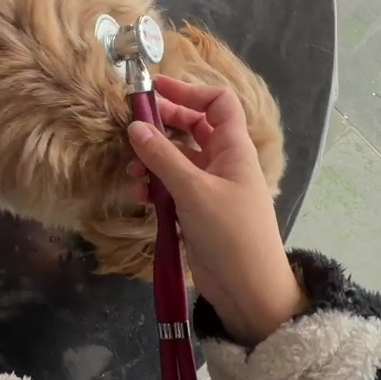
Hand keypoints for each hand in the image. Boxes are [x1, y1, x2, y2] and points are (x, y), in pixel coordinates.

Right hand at [127, 75, 305, 343]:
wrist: (248, 289)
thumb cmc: (230, 233)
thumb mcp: (194, 191)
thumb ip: (162, 158)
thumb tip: (134, 126)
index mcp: (234, 149)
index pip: (217, 104)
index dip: (188, 92)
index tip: (154, 89)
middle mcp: (223, 162)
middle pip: (192, 127)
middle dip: (163, 124)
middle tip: (132, 125)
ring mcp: (209, 186)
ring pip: (177, 158)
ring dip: (153, 159)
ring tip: (133, 172)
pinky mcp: (196, 209)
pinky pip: (171, 185)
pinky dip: (154, 186)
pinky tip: (140, 196)